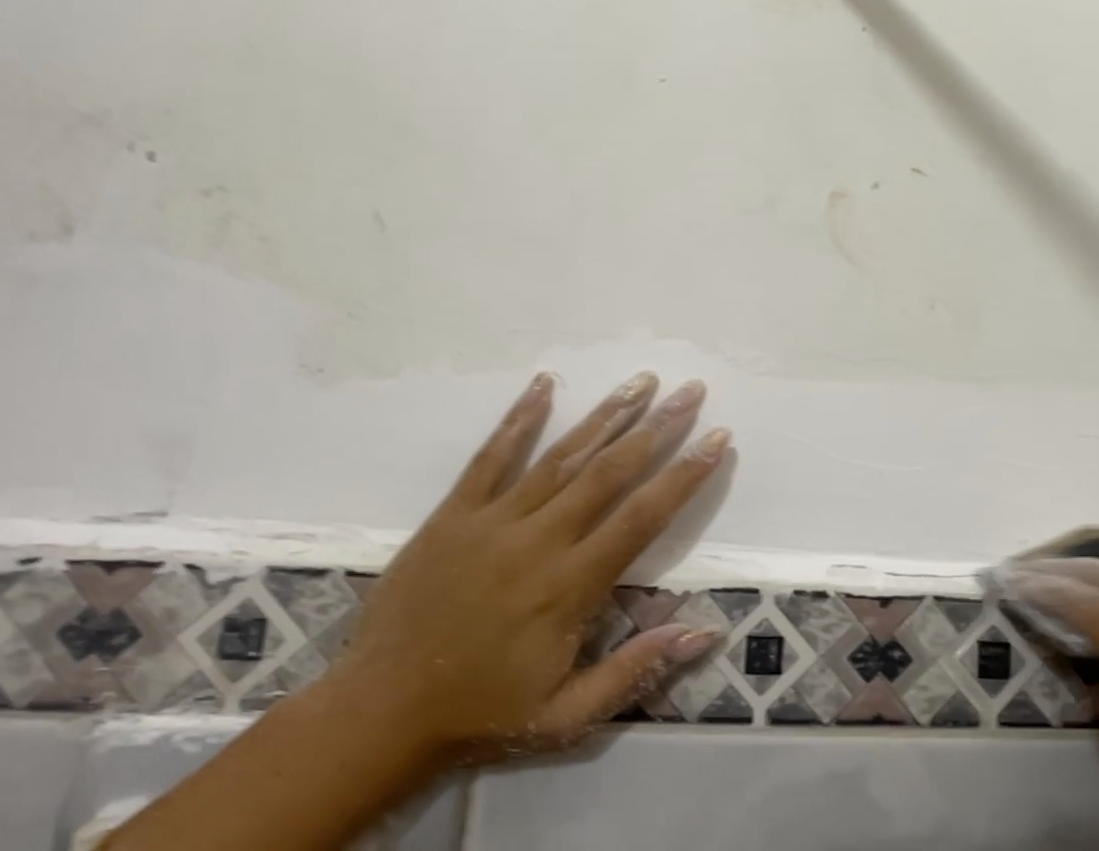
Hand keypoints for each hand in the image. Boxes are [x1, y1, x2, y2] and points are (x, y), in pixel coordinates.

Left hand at [323, 370, 730, 758]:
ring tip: (641, 381)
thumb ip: (636, 669)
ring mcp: (492, 521)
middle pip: (609, 473)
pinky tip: (544, 383)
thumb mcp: (568, 717)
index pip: (642, 518)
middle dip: (657, 428)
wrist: (381, 710)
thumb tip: (705, 631)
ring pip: (560, 456)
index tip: (717, 439)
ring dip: (605, 416)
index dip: (685, 476)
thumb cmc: (483, 714)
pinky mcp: (452, 514)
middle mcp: (538, 541)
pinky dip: (519, 418)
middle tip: (690, 391)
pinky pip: (490, 456)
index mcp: (571, 587)